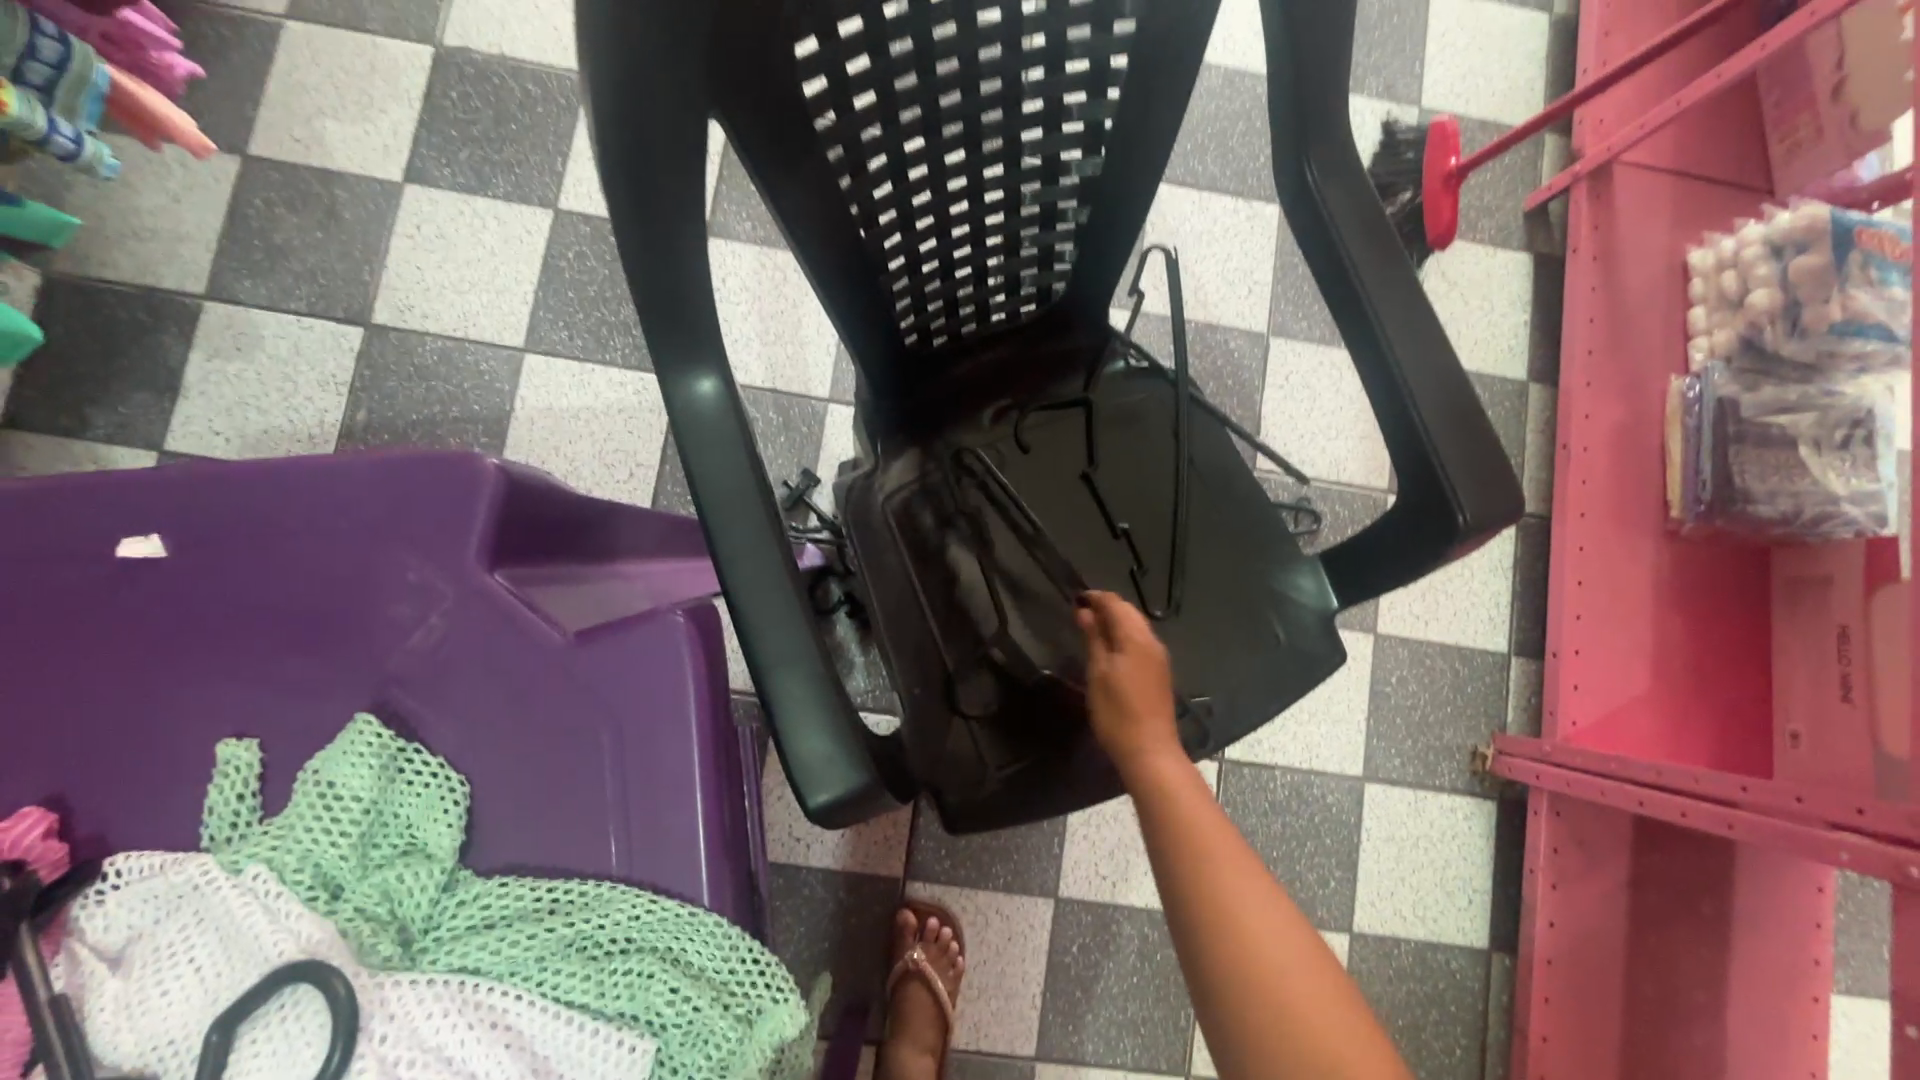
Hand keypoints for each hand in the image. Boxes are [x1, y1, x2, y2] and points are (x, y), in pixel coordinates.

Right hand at [1076, 590, 1182, 776]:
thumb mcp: (1097, 672)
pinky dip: (1124, 637)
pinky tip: (1110, 649)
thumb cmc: (1117, 712)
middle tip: (1080, 613)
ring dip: (1115, 622)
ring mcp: (1159, 658)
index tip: (1074, 599)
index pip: (1116, 603)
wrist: (1150, 750)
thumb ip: (1093, 638)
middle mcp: (1152, 642)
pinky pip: (1141, 643)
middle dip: (1106, 607)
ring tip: (1091, 629)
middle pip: (1129, 613)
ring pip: (1136, 627)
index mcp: (1136, 638)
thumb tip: (1085, 611)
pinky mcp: (1159, 673)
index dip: (1095, 597)